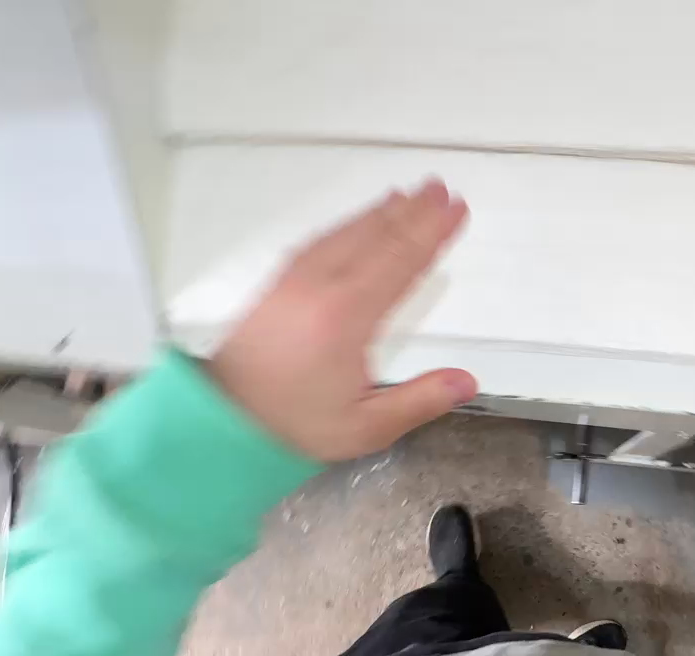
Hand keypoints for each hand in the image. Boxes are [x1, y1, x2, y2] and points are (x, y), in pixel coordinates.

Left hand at [207, 180, 475, 461]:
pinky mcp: (278, 284)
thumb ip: (420, 401)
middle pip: (375, 235)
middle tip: (440, 189)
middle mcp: (320, 286)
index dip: (432, 233)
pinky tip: (357, 222)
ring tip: (407, 195)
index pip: (400, 261)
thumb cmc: (295, 423)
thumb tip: (467, 381)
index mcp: (347, 315)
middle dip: (412, 211)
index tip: (455, 210)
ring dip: (381, 211)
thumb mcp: (367, 426)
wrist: (227, 418)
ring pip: (346, 231)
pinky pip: (321, 239)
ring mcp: (295, 280)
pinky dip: (348, 223)